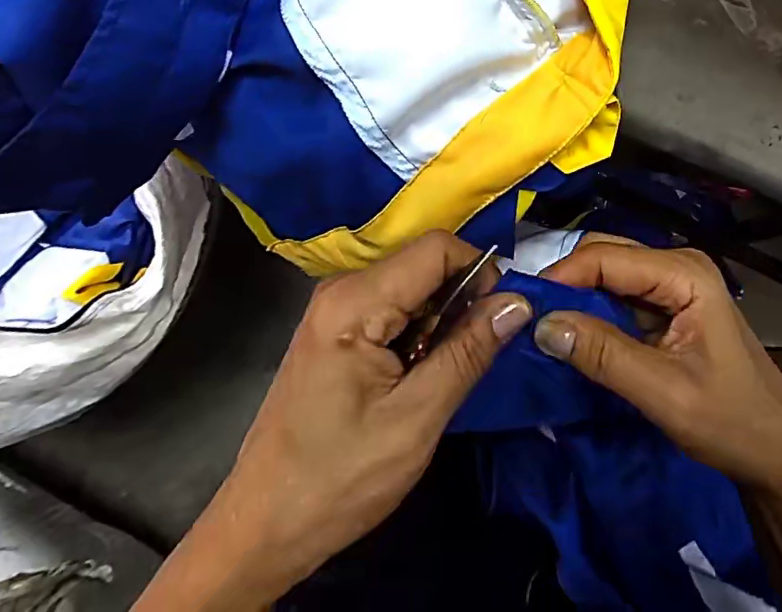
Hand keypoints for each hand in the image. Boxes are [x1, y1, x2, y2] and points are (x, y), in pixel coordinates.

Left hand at [134, 232, 531, 610]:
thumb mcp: (417, 418)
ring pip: (419, 284)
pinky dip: (424, 329)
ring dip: (445, 318)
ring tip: (441, 369)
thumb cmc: (337, 479)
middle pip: (428, 262)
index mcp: (355, 303)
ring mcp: (337, 308)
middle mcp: (342, 290)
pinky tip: (417, 371)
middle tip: (470, 352)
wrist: (261, 533)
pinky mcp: (339, 327)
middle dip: (463, 299)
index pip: (438, 248)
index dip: (479, 271)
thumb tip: (520, 301)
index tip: (496, 317)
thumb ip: (471, 350)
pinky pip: (400, 305)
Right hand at [534, 241, 781, 496]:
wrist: (773, 446)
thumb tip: (543, 325)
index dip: (560, 277)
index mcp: (685, 273)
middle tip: (524, 320)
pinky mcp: (670, 305)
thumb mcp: (664, 392)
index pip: (605, 257)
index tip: (518, 310)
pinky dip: (593, 312)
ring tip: (538, 329)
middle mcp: (679, 265)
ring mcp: (675, 284)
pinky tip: (571, 336)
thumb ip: (604, 355)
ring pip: (610, 275)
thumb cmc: (730, 419)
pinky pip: (621, 297)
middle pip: (606, 256)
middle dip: (565, 283)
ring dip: (575, 298)